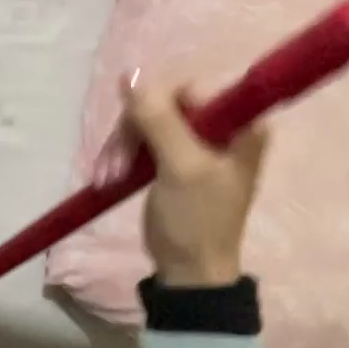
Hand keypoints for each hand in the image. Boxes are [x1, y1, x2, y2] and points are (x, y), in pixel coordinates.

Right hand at [124, 76, 267, 286]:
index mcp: (241, 124)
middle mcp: (223, 127)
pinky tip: (110, 177)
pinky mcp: (174, 160)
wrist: (189, 271)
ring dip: (121, 148)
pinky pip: (142, 141)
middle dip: (132, 132)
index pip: (189, 88)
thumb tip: (130, 75)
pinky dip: (123, 157)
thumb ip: (158, 119)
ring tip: (107, 177)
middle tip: (115, 165)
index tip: (135, 130)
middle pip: (163, 105)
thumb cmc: (195, 220)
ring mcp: (197, 144)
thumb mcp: (179, 167)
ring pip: (146, 123)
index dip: (156, 105)